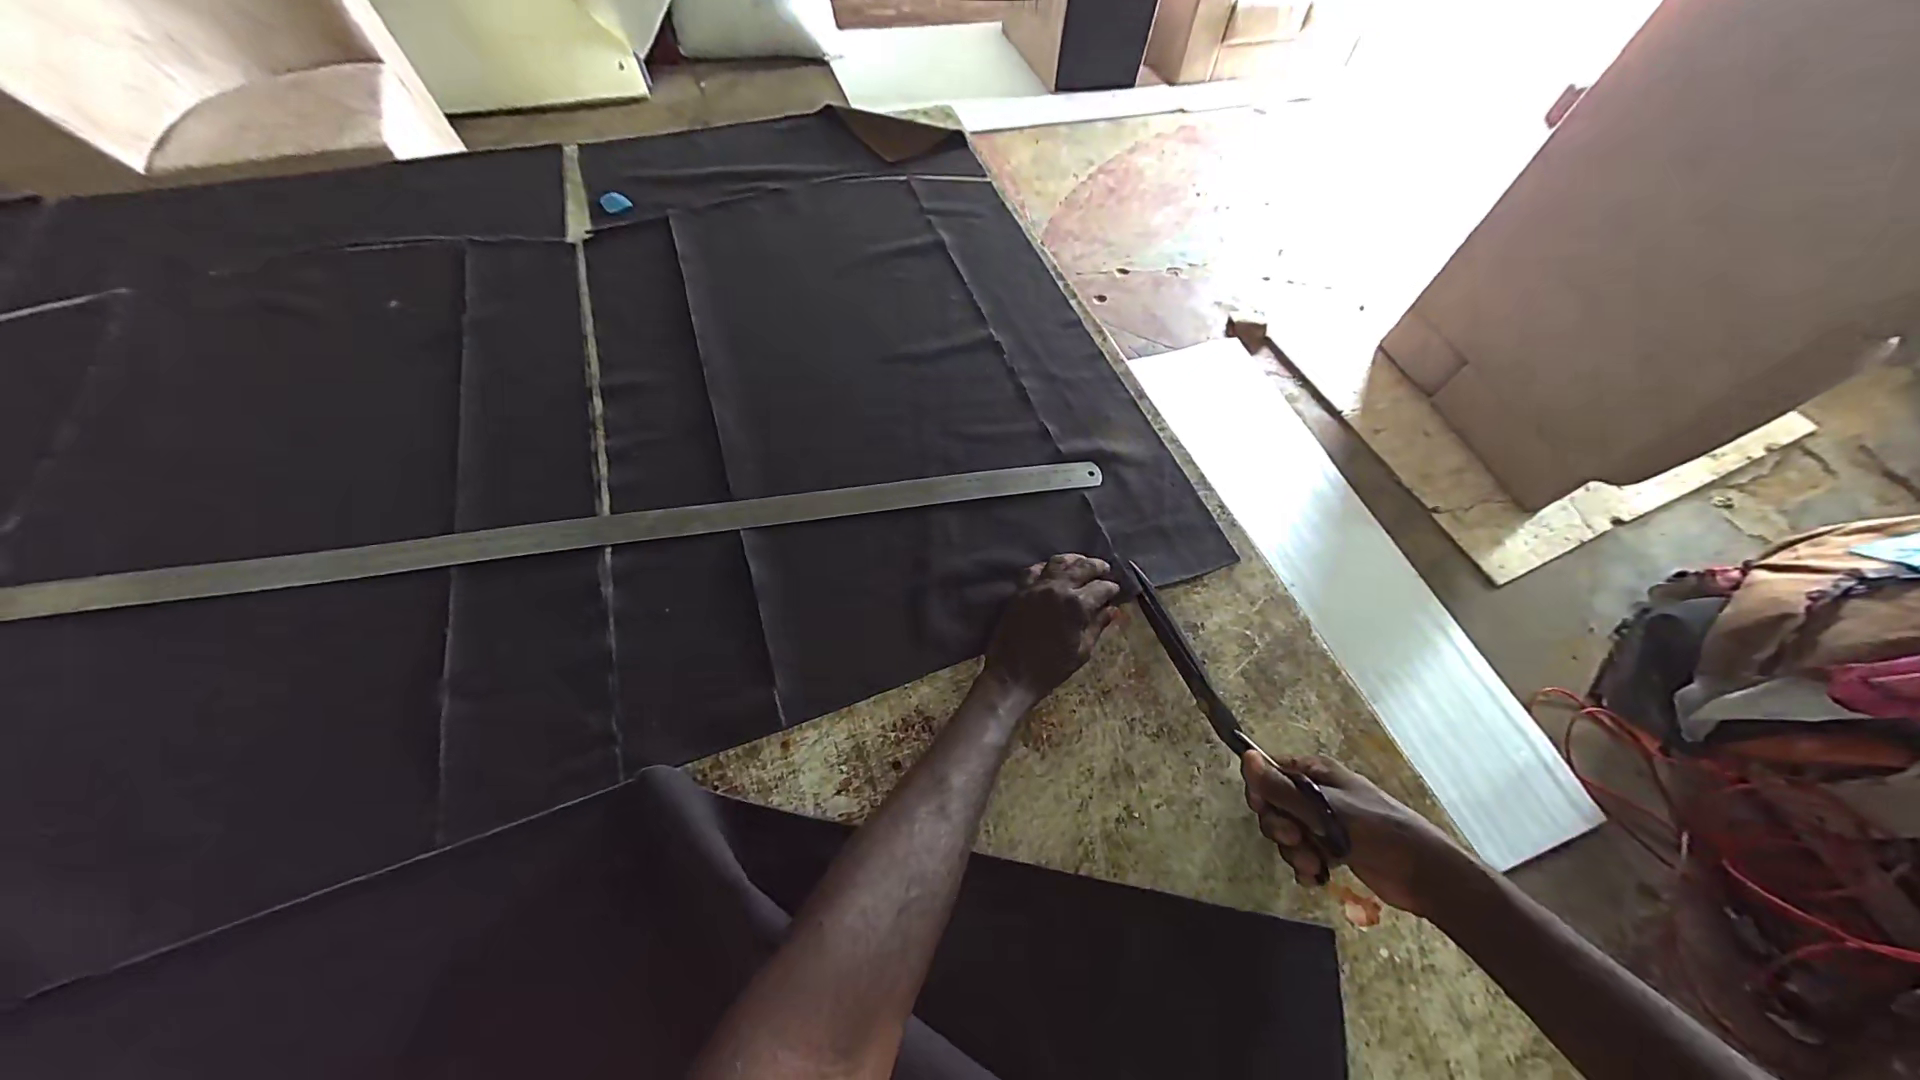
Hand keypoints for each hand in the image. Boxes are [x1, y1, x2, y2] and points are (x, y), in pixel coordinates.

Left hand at [982, 554, 1121, 704]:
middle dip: (1097, 566)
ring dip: (1073, 560)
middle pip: (1081, 567)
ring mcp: (1036, 587)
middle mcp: (1057, 588)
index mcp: (1076, 605)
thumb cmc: (1051, 668)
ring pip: (1057, 562)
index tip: (1116, 590)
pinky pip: (1034, 570)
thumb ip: (1097, 625)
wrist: (1012, 675)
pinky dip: (1046, 566)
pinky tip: (1053, 570)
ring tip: (1082, 562)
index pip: (1101, 588)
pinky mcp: (1019, 590)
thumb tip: (1112, 610)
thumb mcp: (1082, 650)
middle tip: (1105, 569)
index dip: (1111, 588)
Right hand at [1241, 751, 1472, 916]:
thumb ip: (1281, 788)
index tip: (1269, 811)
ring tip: (1315, 864)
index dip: (1262, 793)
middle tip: (1298, 841)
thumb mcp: (1325, 809)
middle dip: (1281, 829)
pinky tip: (1317, 877)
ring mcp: (1324, 822)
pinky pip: (1302, 854)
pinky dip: (1305, 866)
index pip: (1269, 773)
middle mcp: (1315, 793)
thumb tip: (1246, 757)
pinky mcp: (1332, 848)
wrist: (1427, 874)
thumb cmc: (1378, 830)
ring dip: (1294, 852)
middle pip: (1274, 806)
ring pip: (1287, 834)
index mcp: (1314, 772)